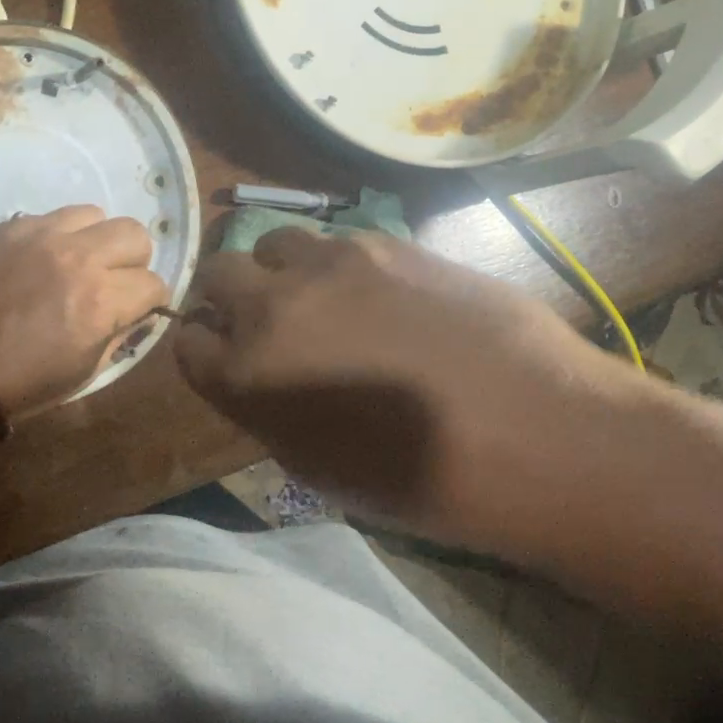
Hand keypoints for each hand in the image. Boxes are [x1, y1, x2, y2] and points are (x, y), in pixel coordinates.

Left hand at [0, 206, 169, 417]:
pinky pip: (48, 217)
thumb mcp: (83, 373)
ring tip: (75, 264)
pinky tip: (38, 262)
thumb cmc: (19, 386)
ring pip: (93, 214)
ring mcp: (39, 236)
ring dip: (94, 240)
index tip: (137, 310)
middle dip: (133, 261)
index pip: (154, 283)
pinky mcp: (6, 229)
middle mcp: (77, 257)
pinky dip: (55, 236)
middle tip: (112, 282)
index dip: (150, 301)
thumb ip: (117, 335)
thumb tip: (134, 312)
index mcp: (100, 300)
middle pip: (134, 234)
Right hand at [174, 228, 652, 549]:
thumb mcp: (313, 467)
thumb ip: (265, 409)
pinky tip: (377, 295)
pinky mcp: (391, 244)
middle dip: (226, 298)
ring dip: (280, 270)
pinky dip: (337, 264)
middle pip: (217, 275)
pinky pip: (339, 241)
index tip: (223, 361)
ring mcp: (333, 264)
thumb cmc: (417, 480)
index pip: (186, 340)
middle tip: (260, 325)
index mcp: (245, 372)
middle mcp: (274, 305)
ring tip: (317, 299)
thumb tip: (261, 378)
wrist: (537, 436)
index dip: (203, 349)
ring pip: (274, 242)